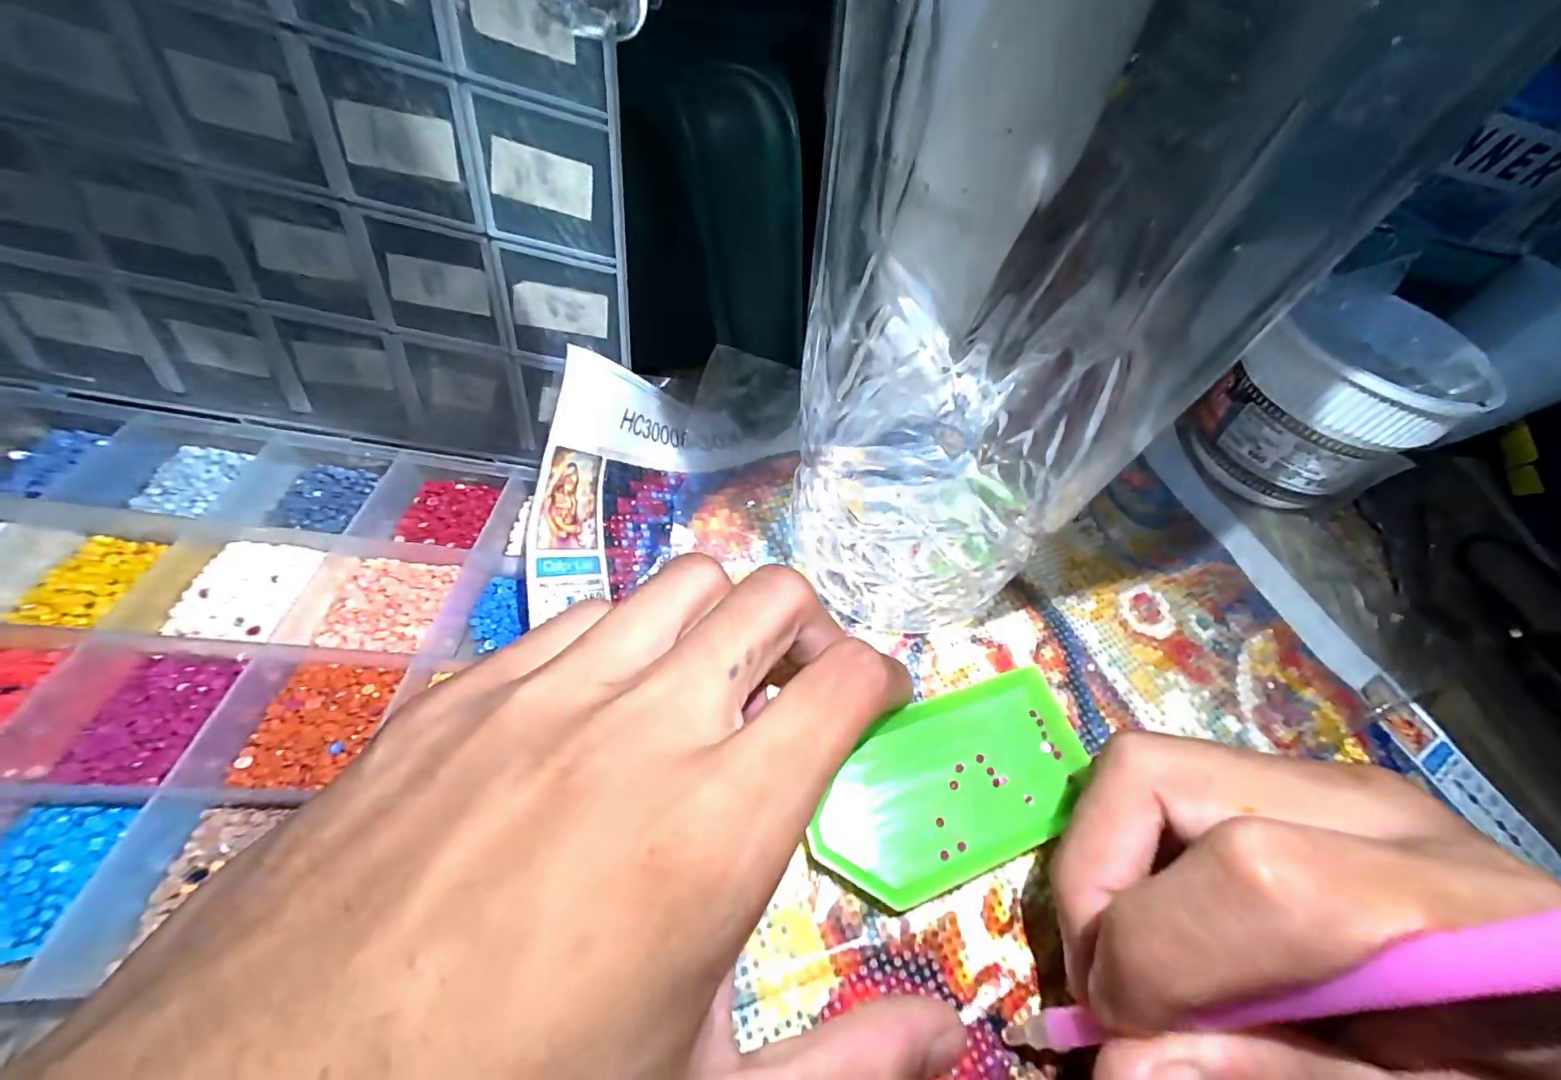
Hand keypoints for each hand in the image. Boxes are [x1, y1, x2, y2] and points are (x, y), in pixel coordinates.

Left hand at [14, 556, 964, 1079]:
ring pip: (684, 582)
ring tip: (713, 684)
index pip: (846, 681)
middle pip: (773, 597)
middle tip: (805, 687)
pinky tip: (602, 710)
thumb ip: (846, 1060)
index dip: (885, 677)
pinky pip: (583, 615)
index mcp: (720, 823)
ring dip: (723, 621)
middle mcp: (644, 727)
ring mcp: (542, 694)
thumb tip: (948, 1043)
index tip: (882, 702)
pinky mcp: (457, 693)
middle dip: (814, 629)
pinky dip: (627, 641)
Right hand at [1051, 731, 1560, 1078]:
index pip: (1251, 873)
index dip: (1151, 953)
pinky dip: (1134, 865)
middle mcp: (1368, 807)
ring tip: (1136, 966)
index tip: (1122, 1040)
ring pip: (1143, 772)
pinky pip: (1166, 797)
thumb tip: (1114, 1068)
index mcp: (1448, 904)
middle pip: (1152, 773)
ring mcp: (1324, 784)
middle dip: (1091, 882)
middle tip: (1109, 989)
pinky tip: (1177, 937)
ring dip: (1103, 871)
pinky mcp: (1294, 792)